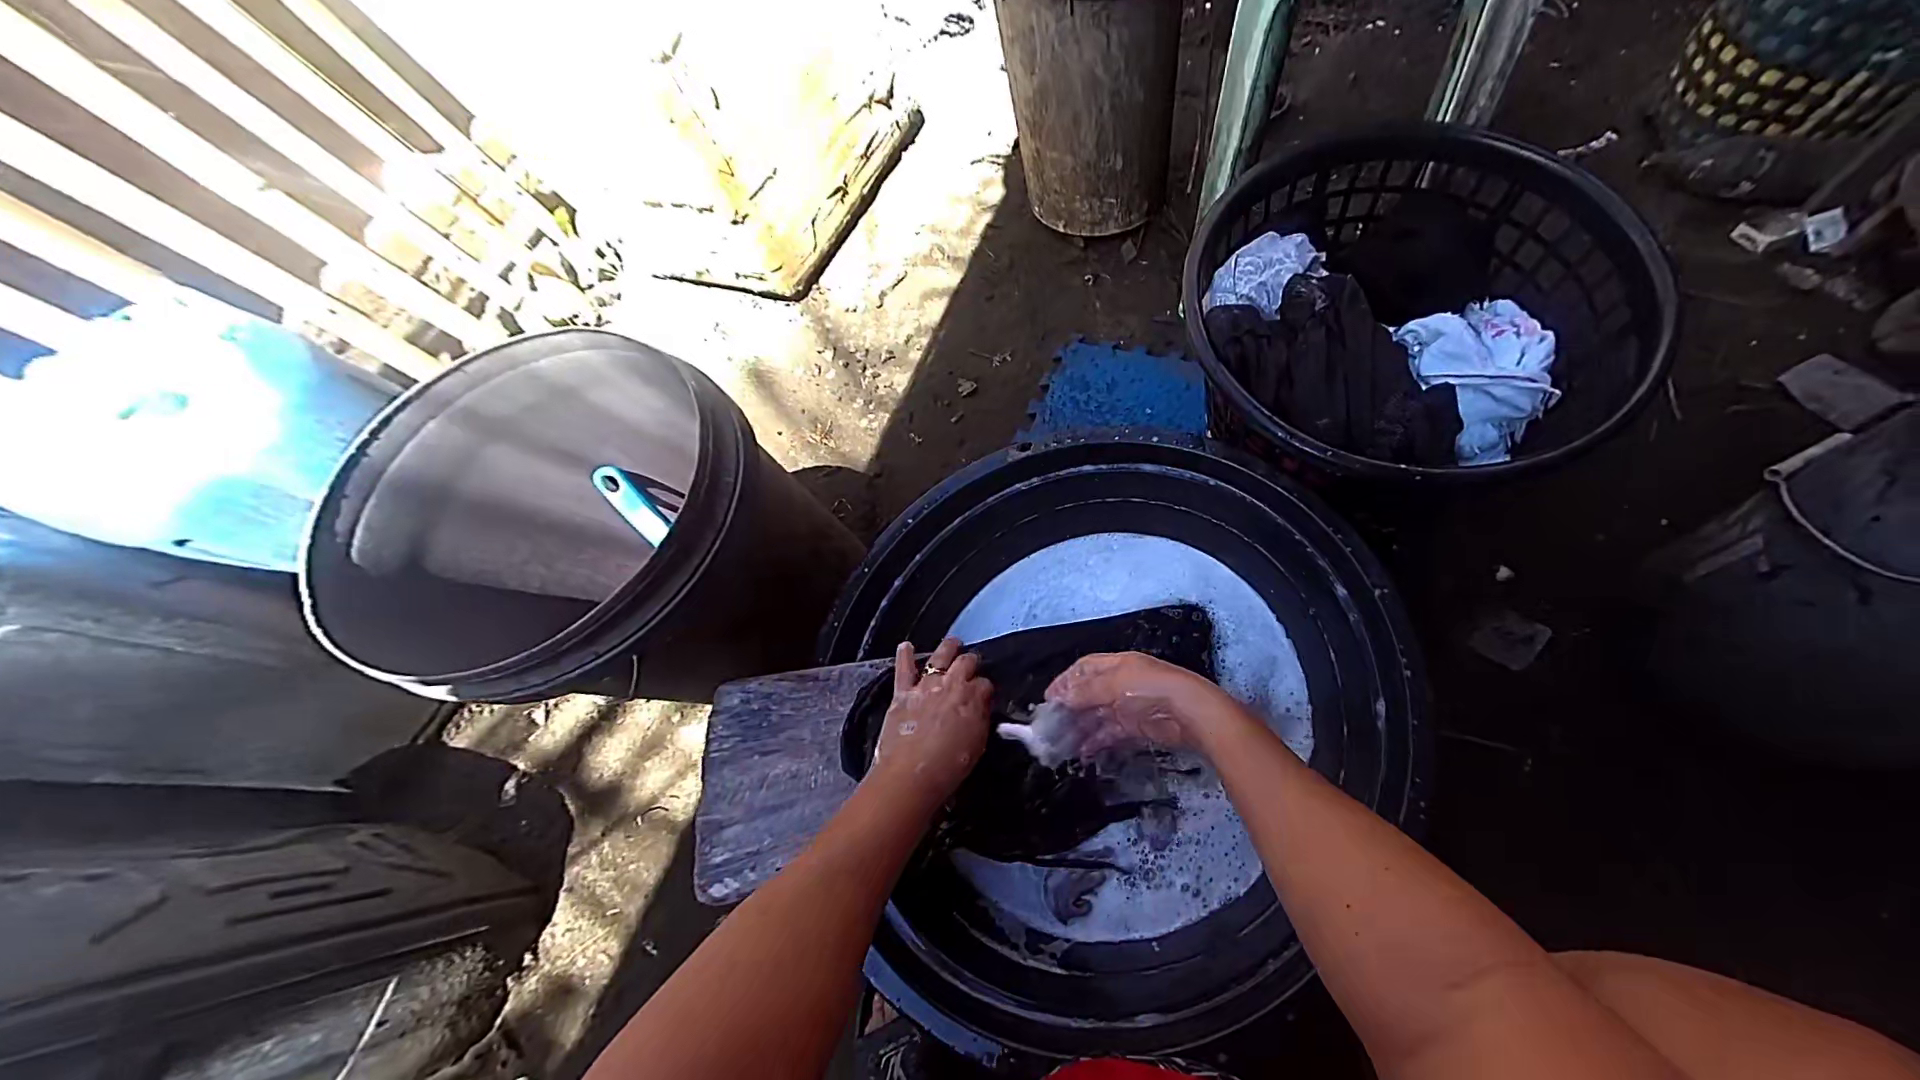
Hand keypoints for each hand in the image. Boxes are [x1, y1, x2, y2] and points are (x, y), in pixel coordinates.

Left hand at [868, 636, 992, 808]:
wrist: (911, 774)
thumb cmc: (949, 766)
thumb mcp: (977, 745)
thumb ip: (981, 719)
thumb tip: (983, 706)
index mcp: (972, 698)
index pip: (985, 684)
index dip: (985, 688)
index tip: (984, 693)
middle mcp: (950, 685)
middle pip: (965, 663)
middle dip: (971, 662)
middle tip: (972, 664)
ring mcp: (925, 686)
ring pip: (939, 656)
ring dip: (948, 648)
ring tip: (953, 643)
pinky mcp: (902, 692)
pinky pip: (903, 668)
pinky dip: (904, 655)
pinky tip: (906, 646)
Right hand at [1042, 651, 1243, 755]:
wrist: (1191, 713)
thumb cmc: (1153, 688)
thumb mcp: (1116, 682)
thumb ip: (1086, 690)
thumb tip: (1062, 697)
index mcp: (1118, 665)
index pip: (1085, 668)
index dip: (1066, 681)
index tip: (1049, 699)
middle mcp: (1122, 683)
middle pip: (1089, 694)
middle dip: (1070, 708)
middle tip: (1052, 726)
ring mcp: (1129, 706)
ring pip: (1097, 716)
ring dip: (1080, 728)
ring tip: (1063, 743)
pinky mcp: (1137, 728)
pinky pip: (1110, 734)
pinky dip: (1096, 741)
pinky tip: (1083, 751)